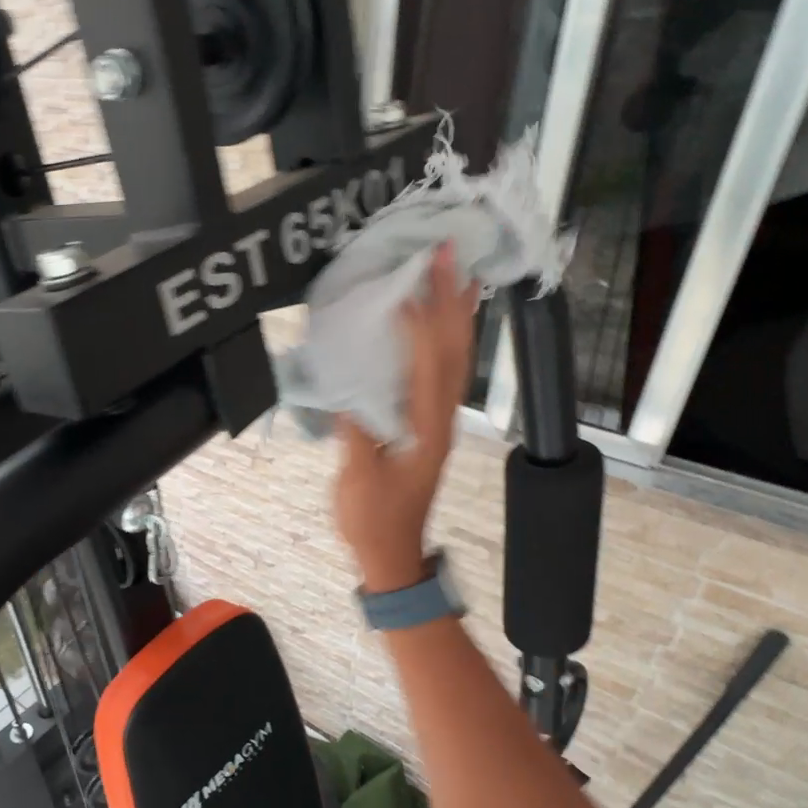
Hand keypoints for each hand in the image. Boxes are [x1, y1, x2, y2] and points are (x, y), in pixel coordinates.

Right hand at [334, 242, 479, 590]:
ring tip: (457, 272)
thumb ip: (356, 433)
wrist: (392, 554)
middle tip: (448, 253)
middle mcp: (440, 418)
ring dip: (457, 313)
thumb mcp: (358, 480)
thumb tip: (350, 389)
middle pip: (453, 350)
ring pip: (455, 358)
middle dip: (451, 300)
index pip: (427, 364)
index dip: (420, 322)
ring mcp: (438, 421)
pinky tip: (440, 322)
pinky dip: (445, 338)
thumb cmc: (373, 521)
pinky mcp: (427, 425)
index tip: (409, 284)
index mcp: (425, 428)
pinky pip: (443, 372)